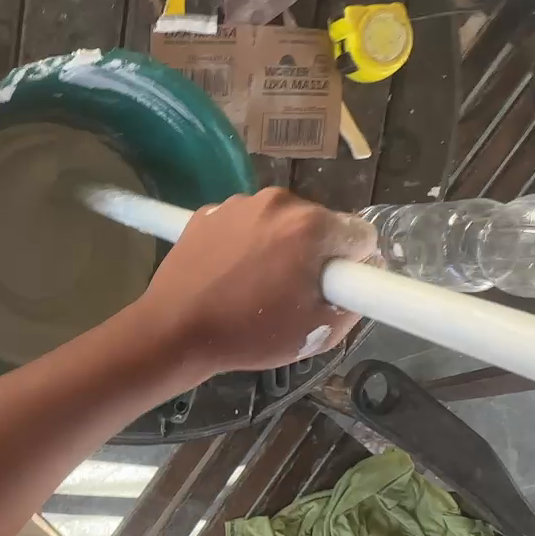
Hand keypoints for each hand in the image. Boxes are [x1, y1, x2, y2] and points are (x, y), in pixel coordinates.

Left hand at [133, 188, 375, 374]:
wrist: (173, 331)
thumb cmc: (248, 334)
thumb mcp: (317, 332)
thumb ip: (354, 301)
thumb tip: (361, 278)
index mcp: (310, 224)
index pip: (358, 235)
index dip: (352, 265)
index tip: (330, 288)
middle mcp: (275, 201)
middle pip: (315, 224)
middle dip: (311, 254)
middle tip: (287, 292)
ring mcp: (236, 204)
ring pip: (276, 222)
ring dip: (275, 246)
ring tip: (252, 286)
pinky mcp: (206, 213)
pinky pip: (242, 225)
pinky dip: (241, 243)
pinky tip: (226, 275)